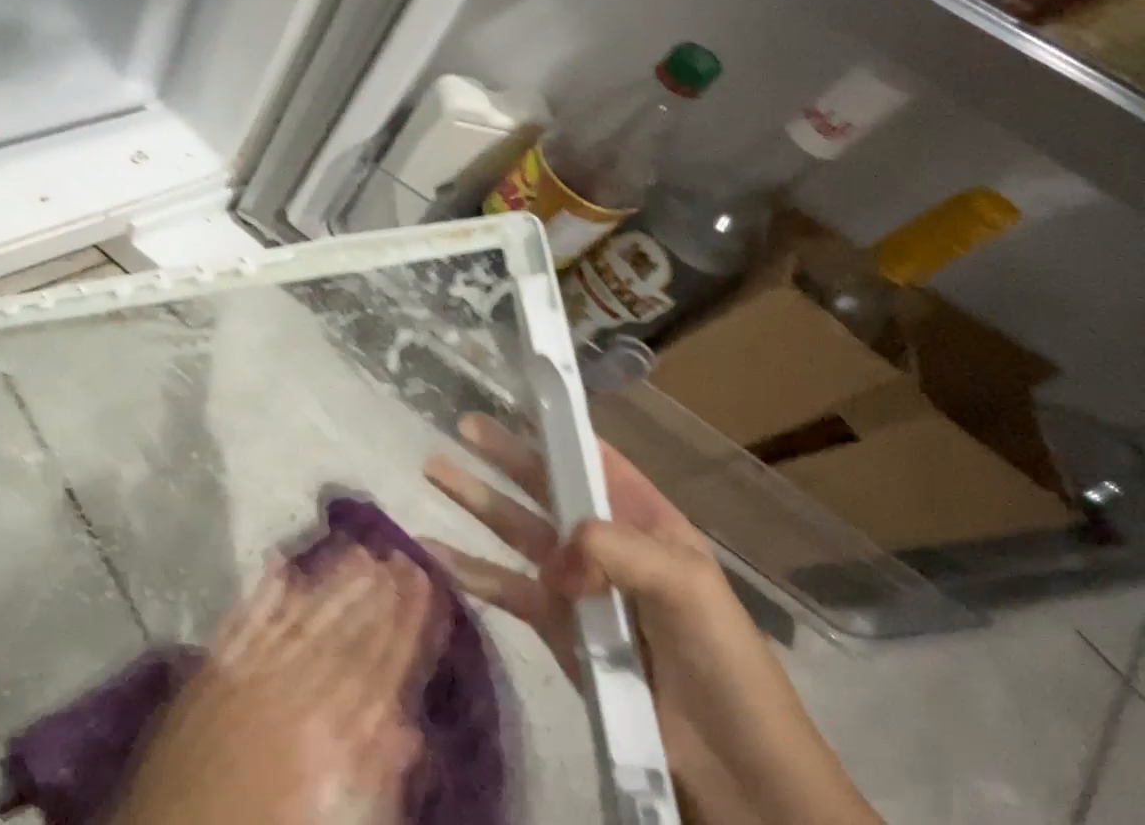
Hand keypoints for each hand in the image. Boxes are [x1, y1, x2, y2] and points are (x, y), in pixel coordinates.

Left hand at [111, 545, 439, 824]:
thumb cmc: (266, 824)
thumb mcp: (338, 814)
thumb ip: (372, 770)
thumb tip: (407, 727)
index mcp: (327, 734)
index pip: (378, 668)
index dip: (405, 624)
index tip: (424, 584)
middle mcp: (289, 693)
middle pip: (342, 636)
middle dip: (375, 596)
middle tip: (400, 555)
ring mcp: (245, 676)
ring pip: (298, 620)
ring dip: (329, 584)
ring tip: (357, 551)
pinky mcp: (207, 673)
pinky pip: (241, 624)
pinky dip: (261, 594)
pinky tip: (279, 565)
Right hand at [422, 414, 881, 824]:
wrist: (731, 767)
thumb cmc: (721, 664)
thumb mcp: (685, 590)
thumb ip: (616, 552)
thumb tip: (550, 557)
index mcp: (649, 525)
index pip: (598, 462)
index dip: (560, 429)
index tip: (520, 397)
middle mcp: (609, 547)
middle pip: (548, 489)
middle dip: (507, 456)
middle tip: (464, 425)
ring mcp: (579, 588)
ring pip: (519, 532)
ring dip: (478, 502)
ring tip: (434, 471)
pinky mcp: (557, 629)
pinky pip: (507, 588)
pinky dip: (471, 569)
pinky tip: (435, 553)